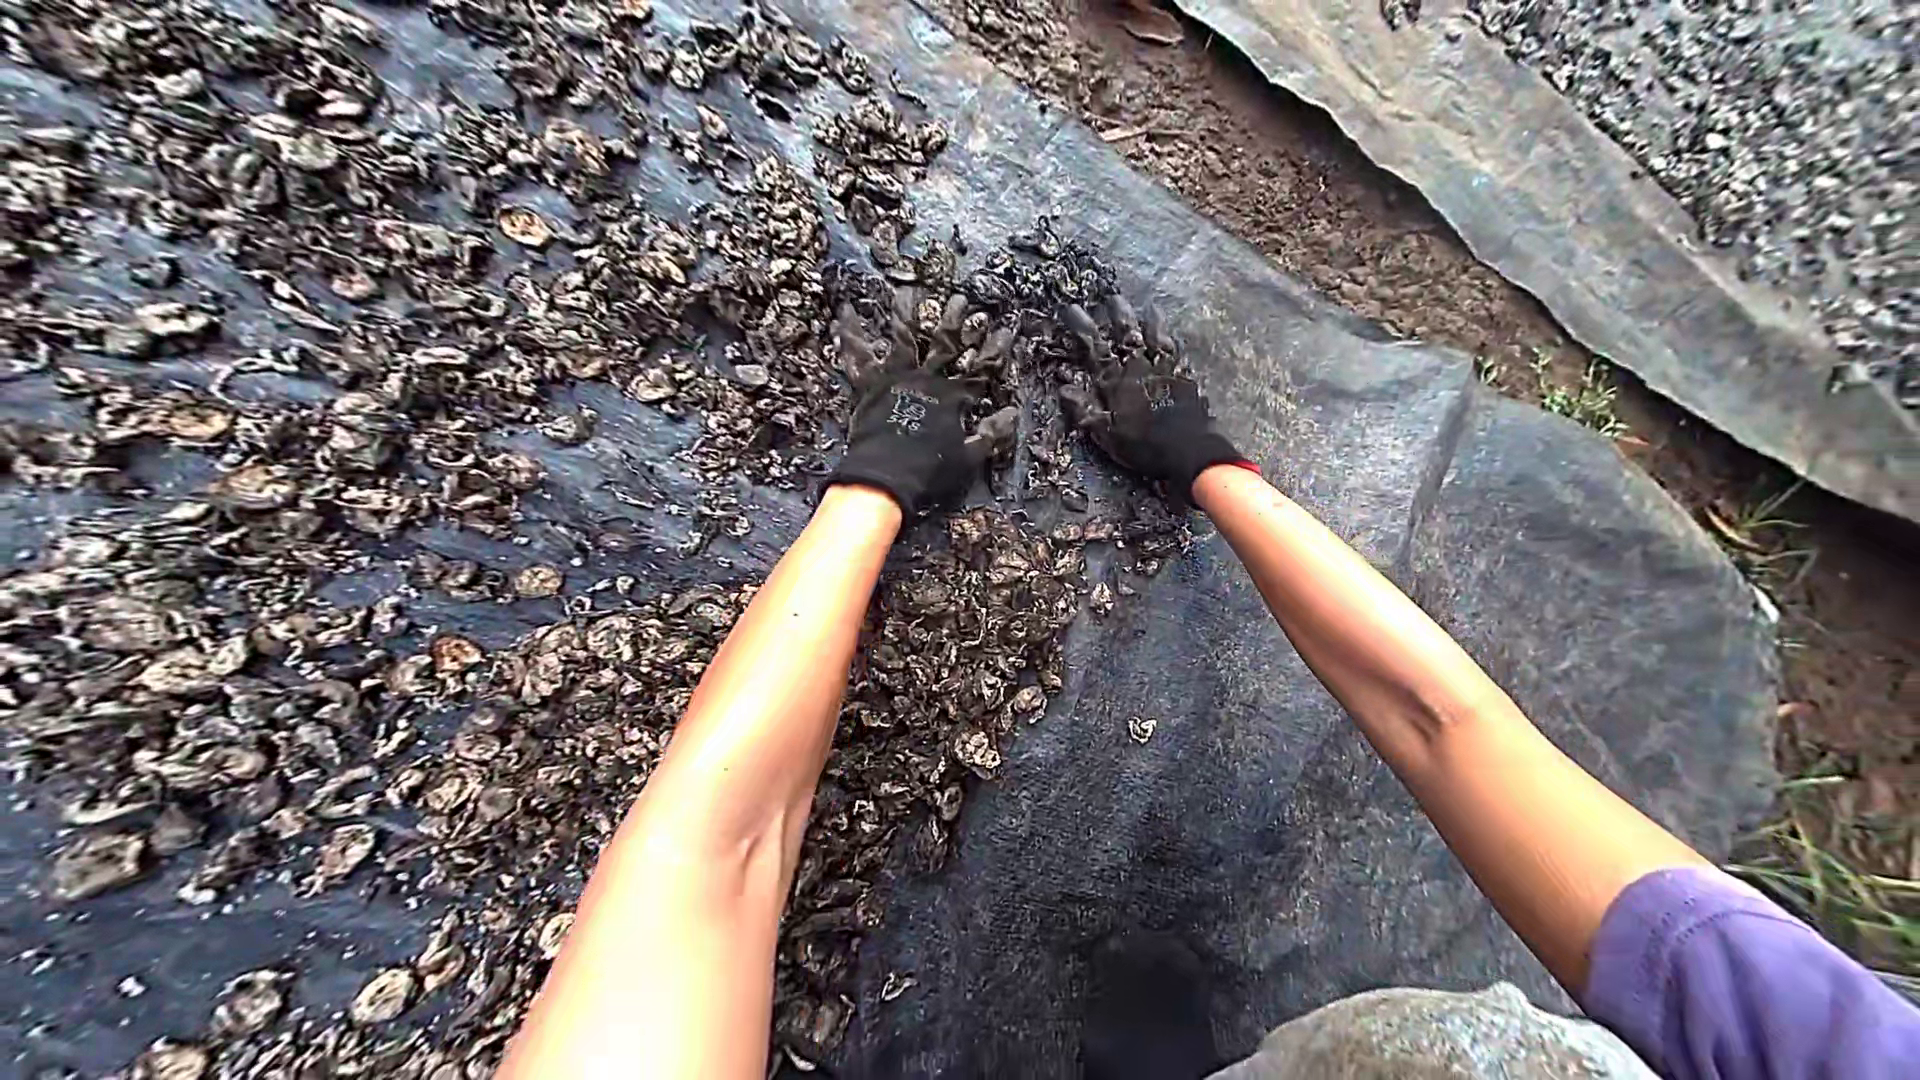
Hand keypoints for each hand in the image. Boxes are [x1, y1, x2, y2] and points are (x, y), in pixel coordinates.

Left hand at [829, 289, 1019, 514]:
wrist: (888, 476)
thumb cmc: (930, 471)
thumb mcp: (970, 457)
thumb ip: (991, 434)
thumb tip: (1010, 414)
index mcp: (954, 397)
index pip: (982, 368)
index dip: (995, 349)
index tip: (1004, 330)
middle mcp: (928, 379)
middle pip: (945, 344)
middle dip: (955, 322)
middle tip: (960, 300)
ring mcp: (898, 378)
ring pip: (905, 338)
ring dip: (908, 315)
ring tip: (907, 293)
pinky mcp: (872, 385)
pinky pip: (859, 356)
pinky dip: (851, 334)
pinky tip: (845, 313)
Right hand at [1058, 294, 1248, 502]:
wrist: (1190, 451)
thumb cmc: (1143, 446)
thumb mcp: (1106, 435)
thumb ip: (1085, 410)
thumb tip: (1063, 387)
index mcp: (1117, 382)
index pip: (1096, 349)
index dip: (1083, 327)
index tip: (1072, 308)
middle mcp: (1141, 370)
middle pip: (1129, 335)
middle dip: (1119, 314)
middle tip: (1112, 297)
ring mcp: (1166, 373)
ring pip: (1157, 340)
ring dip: (1152, 323)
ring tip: (1151, 308)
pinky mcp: (1186, 381)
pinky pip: (1178, 356)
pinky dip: (1174, 346)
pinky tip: (1174, 342)